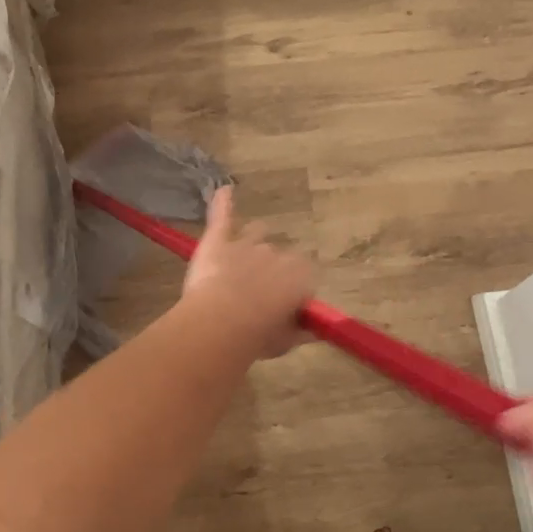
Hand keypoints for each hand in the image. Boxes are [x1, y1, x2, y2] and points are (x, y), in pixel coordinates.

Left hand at [180, 186, 314, 359]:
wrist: (221, 321)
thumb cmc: (258, 335)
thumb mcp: (286, 341)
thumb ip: (300, 330)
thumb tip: (313, 330)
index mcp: (301, 276)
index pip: (305, 276)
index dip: (293, 290)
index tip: (283, 306)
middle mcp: (278, 254)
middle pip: (279, 256)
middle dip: (270, 270)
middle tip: (256, 292)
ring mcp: (247, 244)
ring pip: (256, 235)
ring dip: (253, 241)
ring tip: (244, 251)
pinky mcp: (219, 239)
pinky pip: (223, 216)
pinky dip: (223, 203)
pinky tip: (224, 190)